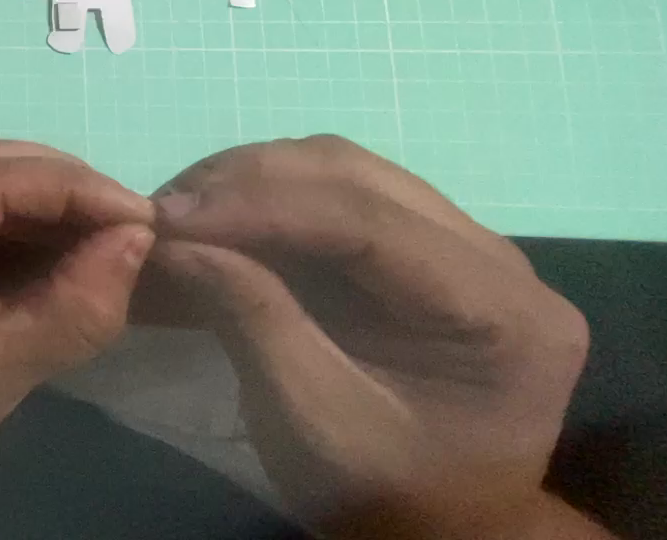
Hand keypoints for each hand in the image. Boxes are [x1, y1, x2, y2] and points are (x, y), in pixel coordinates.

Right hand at [146, 136, 593, 539]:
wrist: (425, 518)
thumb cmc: (378, 485)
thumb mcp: (309, 416)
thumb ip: (251, 318)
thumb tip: (172, 241)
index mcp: (503, 315)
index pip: (368, 222)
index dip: (258, 206)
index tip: (166, 219)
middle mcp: (492, 258)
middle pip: (351, 175)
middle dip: (243, 182)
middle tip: (162, 213)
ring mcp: (450, 238)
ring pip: (333, 163)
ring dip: (244, 177)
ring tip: (180, 211)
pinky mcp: (405, 235)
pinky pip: (323, 182)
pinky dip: (256, 188)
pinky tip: (213, 213)